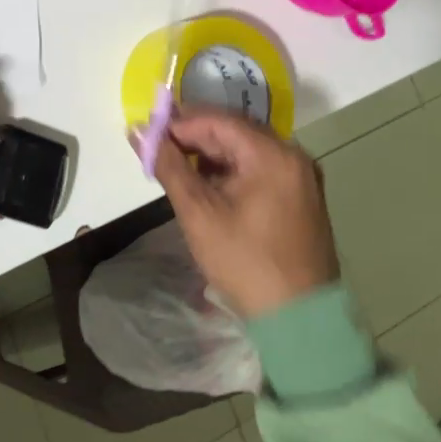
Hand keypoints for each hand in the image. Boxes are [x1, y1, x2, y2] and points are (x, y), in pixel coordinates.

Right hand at [149, 113, 339, 318]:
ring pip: (245, 149)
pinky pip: (259, 167)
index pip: (217, 121)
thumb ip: (168, 165)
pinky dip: (230, 169)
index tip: (147, 136)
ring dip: (209, 154)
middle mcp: (293, 157)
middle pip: (233, 130)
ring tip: (176, 168)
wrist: (299, 320)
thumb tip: (139, 131)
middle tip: (157, 150)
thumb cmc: (244, 261)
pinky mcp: (300, 197)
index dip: (178, 123)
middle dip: (192, 136)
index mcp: (273, 155)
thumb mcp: (198, 212)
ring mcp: (300, 177)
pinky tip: (206, 184)